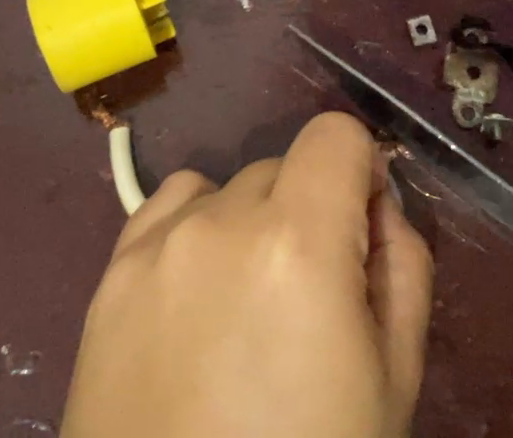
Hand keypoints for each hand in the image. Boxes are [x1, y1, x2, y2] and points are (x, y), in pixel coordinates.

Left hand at [62, 112, 434, 437]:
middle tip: (310, 298)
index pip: (336, 134)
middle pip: (283, 168)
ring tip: (247, 302)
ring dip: (250, 223)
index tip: (363, 226)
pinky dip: (195, 231)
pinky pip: (167, 212)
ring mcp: (154, 248)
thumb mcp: (395, 377)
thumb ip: (403, 265)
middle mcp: (219, 222)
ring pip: (226, 189)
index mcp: (297, 241)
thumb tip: (375, 205)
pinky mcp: (108, 279)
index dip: (362, 170)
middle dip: (310, 212)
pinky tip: (196, 296)